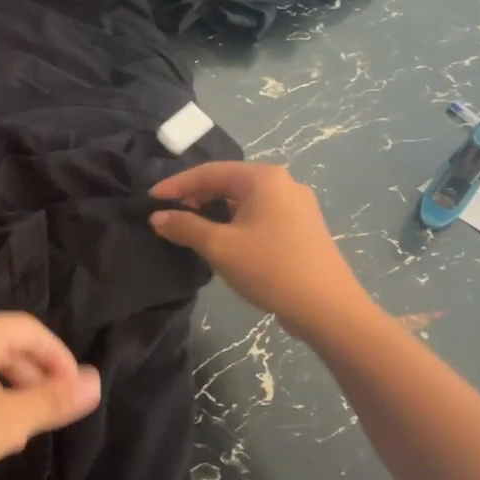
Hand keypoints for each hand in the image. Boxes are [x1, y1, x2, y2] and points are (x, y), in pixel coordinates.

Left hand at [0, 312, 100, 479]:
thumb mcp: (5, 425)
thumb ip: (52, 402)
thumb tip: (97, 381)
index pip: (30, 330)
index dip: (60, 358)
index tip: (75, 393)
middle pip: (3, 345)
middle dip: (33, 378)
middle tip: (48, 416)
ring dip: (6, 392)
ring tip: (17, 432)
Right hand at [149, 162, 369, 331]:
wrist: (328, 309)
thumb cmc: (270, 269)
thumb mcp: (220, 247)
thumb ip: (185, 227)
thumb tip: (158, 216)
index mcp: (264, 178)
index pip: (210, 171)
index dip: (177, 184)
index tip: (151, 198)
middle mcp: (284, 183)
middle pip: (229, 182)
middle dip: (197, 196)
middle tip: (170, 214)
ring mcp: (298, 206)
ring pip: (245, 200)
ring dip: (216, 211)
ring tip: (192, 228)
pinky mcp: (304, 228)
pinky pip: (260, 215)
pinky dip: (236, 222)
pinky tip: (224, 240)